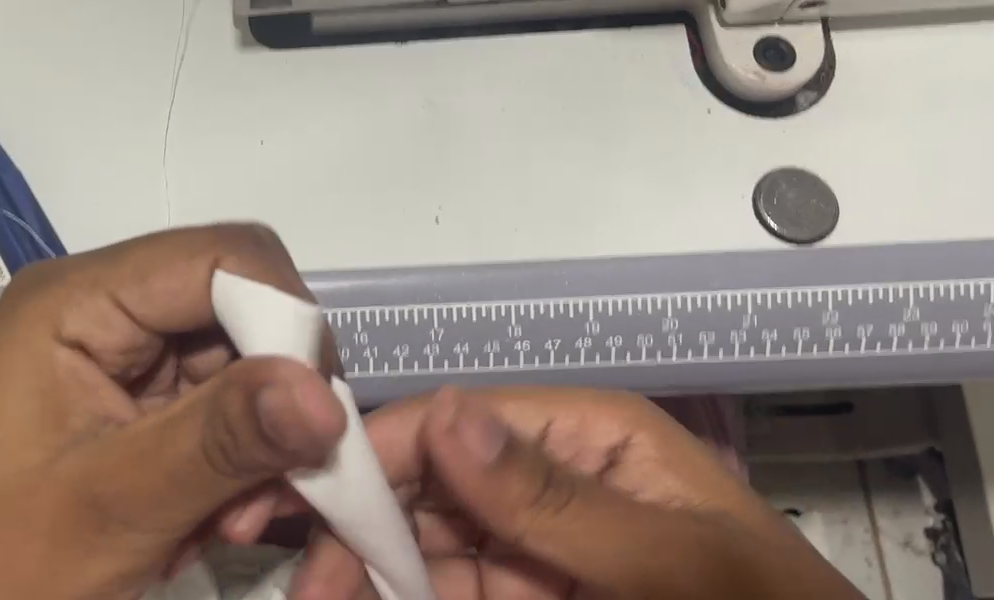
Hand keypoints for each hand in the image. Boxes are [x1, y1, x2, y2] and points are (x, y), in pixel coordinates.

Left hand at [0, 225, 347, 599]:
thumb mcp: (113, 507)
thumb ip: (221, 440)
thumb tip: (326, 395)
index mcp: (75, 298)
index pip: (215, 257)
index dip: (283, 317)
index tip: (317, 413)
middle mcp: (99, 303)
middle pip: (232, 302)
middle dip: (271, 389)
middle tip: (276, 488)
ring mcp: (115, 349)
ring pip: (234, 357)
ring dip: (256, 438)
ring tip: (232, 521)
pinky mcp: (128, 395)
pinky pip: (213, 402)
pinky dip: (234, 457)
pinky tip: (214, 518)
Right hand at [281, 387, 863, 599]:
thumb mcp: (687, 570)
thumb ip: (559, 500)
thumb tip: (443, 412)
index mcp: (581, 439)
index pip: (453, 424)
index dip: (375, 454)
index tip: (308, 498)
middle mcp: (541, 482)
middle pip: (421, 488)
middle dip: (357, 527)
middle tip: (306, 585)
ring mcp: (531, 550)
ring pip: (420, 546)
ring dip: (366, 571)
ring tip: (318, 596)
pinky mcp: (522, 599)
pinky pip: (446, 591)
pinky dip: (400, 594)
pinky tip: (358, 596)